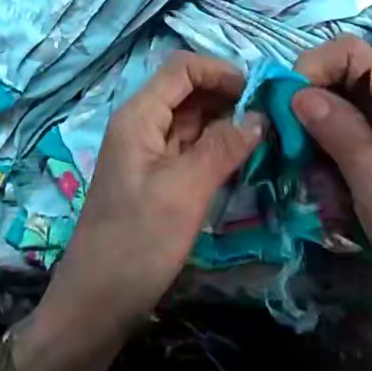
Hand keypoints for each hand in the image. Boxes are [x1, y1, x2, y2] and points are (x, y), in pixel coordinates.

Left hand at [15, 52, 263, 370]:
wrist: (96, 302)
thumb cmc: (137, 243)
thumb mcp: (184, 192)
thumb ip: (221, 148)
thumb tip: (260, 115)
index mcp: (138, 116)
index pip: (181, 68)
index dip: (221, 71)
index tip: (263, 92)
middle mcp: (142, 125)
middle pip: (188, 91)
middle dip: (229, 95)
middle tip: (275, 115)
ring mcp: (149, 153)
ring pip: (192, 120)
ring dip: (227, 121)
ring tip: (270, 134)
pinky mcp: (158, 179)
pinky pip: (191, 148)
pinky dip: (218, 146)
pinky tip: (246, 157)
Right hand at [292, 36, 371, 323]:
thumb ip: (344, 137)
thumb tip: (299, 93)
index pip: (350, 52)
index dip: (312, 67)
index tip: (287, 107)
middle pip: (341, 73)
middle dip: (308, 102)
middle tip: (290, 144)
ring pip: (338, 100)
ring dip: (314, 129)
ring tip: (309, 170)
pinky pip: (347, 127)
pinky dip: (326, 146)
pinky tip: (326, 181)